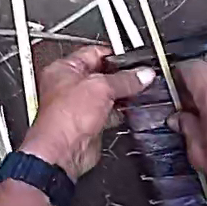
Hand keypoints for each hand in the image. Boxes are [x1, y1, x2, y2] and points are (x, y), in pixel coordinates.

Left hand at [20, 46, 155, 179]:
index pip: (94, 53)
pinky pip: (109, 113)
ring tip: (139, 91)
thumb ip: (125, 80)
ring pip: (107, 95)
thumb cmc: (65, 118)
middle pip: (102, 75)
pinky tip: (131, 110)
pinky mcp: (89, 123)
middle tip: (139, 76)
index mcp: (64, 69)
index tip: (133, 59)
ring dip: (122, 95)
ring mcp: (79, 106)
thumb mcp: (101, 87)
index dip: (115, 55)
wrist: (63, 151)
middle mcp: (69, 86)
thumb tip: (142, 74)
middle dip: (121, 77)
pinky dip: (120, 111)